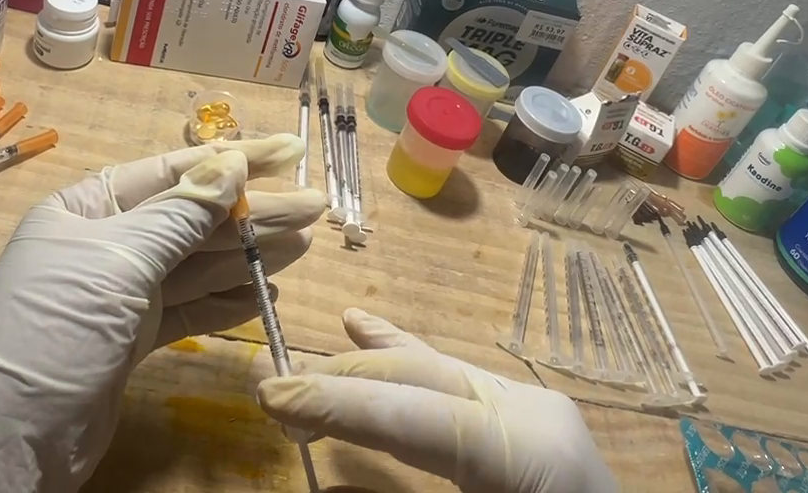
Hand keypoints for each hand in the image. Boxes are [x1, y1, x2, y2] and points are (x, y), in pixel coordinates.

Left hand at [0, 134, 326, 492]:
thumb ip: (181, 215)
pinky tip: (267, 290)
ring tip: (306, 243)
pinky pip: (191, 306)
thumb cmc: (55, 331)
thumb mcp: (120, 263)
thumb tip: (230, 164)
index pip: (176, 171)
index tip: (289, 149)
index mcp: (91, 207)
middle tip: (315, 207)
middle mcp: (108, 242)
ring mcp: (122, 291)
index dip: (236, 159)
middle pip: (195, 218)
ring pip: (199, 263)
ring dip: (251, 253)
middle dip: (254, 212)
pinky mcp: (133, 335)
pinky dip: (228, 299)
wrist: (0, 442)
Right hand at [258, 309, 618, 492]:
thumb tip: (331, 484)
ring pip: (433, 368)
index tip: (276, 398)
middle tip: (277, 394)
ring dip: (366, 363)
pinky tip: (369, 330)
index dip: (342, 404)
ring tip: (308, 357)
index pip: (418, 415)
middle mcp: (529, 413)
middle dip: (345, 382)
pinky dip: (406, 359)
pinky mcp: (526, 418)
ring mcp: (531, 408)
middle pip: (421, 380)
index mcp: (529, 452)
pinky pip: (453, 382)